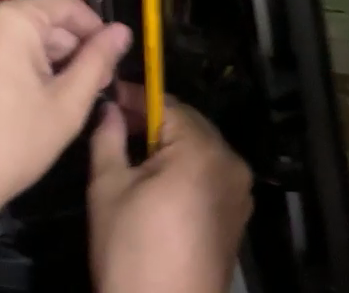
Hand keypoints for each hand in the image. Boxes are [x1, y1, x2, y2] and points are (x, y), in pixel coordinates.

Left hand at [0, 0, 130, 220]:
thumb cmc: (12, 143)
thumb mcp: (67, 103)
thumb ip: (98, 61)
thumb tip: (123, 31)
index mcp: (13, 18)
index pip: (69, 4)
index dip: (97, 29)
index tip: (115, 61)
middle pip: (47, 19)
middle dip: (76, 48)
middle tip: (100, 85)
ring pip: (29, 35)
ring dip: (55, 59)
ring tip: (75, 96)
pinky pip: (8, 47)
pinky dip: (31, 65)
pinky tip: (44, 97)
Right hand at [89, 92, 253, 292]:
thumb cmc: (131, 252)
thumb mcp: (108, 189)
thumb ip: (109, 138)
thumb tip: (109, 108)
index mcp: (201, 150)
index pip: (166, 103)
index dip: (134, 97)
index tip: (108, 95)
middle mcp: (230, 162)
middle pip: (187, 123)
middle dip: (153, 121)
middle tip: (117, 124)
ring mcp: (240, 190)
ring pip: (199, 148)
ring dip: (169, 145)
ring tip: (133, 154)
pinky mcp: (238, 215)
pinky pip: (210, 174)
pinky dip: (186, 170)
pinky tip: (158, 184)